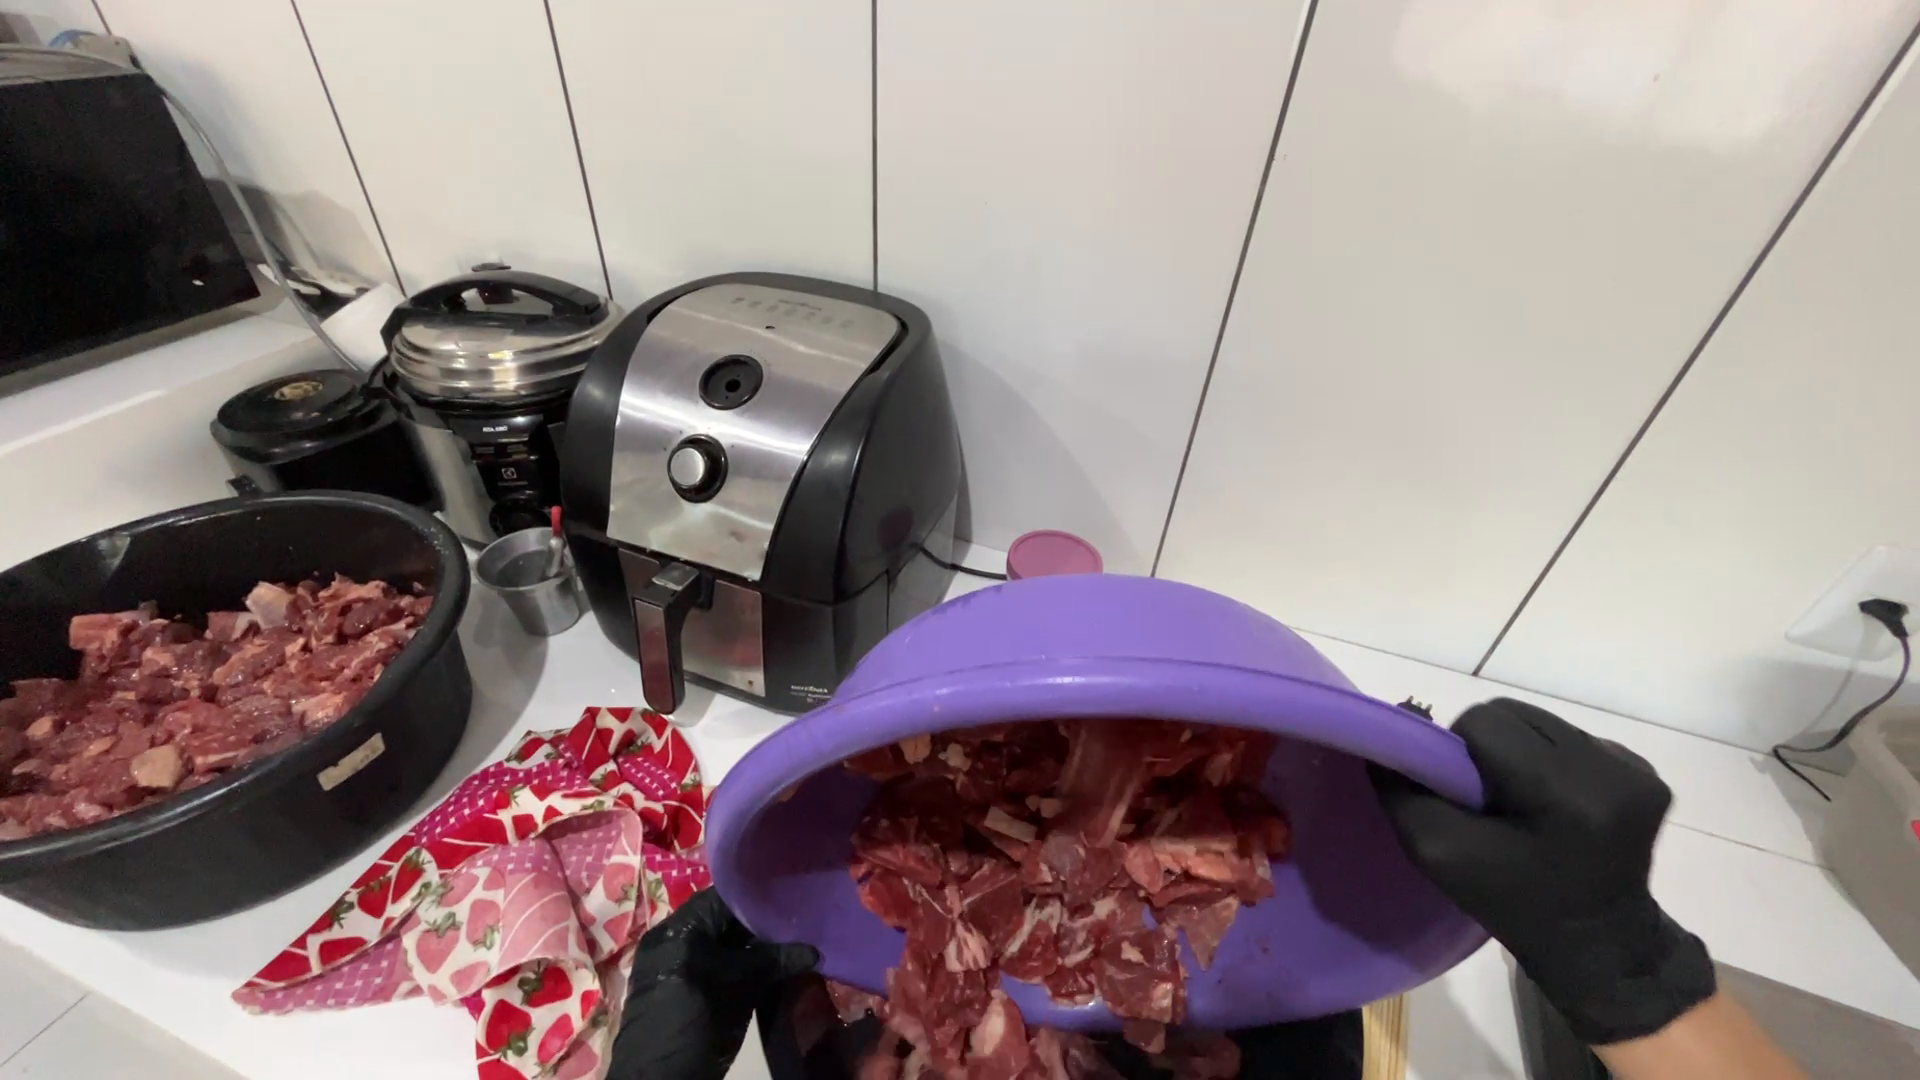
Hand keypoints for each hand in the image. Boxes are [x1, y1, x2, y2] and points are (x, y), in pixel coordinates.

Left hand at [607, 888, 819, 1079]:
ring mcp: (669, 962)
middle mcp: (671, 937)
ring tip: (784, 945)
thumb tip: (815, 950)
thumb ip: (773, 961)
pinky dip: (732, 961)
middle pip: (722, 917)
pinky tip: (760, 968)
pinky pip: (707, 960)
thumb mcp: (738, 990)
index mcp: (680, 928)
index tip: (791, 900)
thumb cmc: (695, 1029)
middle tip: (793, 924)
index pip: (727, 897)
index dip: (760, 898)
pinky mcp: (672, 985)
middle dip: (756, 923)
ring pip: (717, 939)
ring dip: (746, 944)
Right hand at [1371, 698, 1715, 1044]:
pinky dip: (1547, 761)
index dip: (1458, 752)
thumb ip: (1402, 788)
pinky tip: (1553, 802)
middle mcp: (1611, 771)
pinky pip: (1567, 738)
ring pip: (1537, 721)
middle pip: (1512, 714)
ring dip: (1515, 751)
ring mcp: (1634, 770)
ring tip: (1520, 799)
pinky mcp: (1644, 773)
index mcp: (1566, 793)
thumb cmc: (1511, 901)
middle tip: (1487, 798)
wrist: (1599, 946)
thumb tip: (1390, 731)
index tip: (1463, 794)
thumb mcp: (1434, 851)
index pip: (1483, 721)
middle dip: (1486, 747)